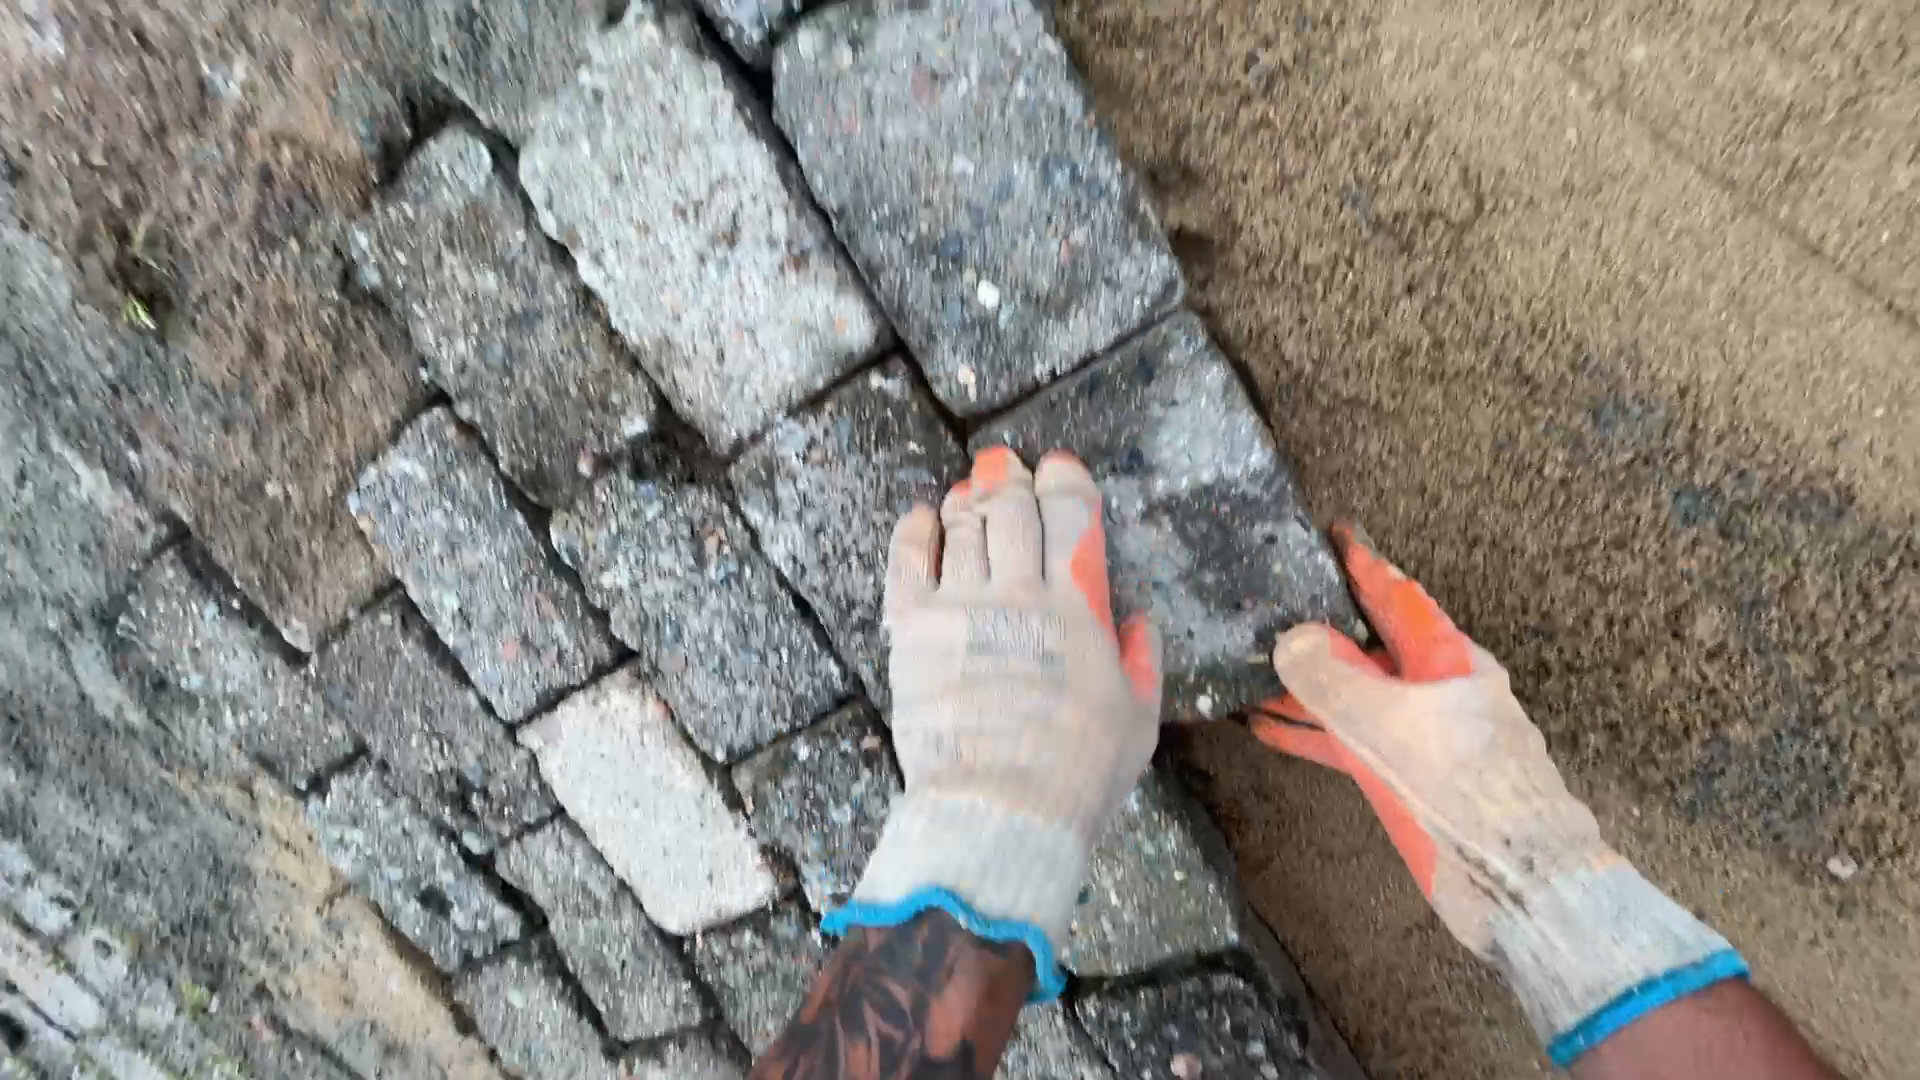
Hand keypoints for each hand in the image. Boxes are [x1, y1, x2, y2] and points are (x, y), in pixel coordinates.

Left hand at [827, 448, 1161, 996]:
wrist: (999, 811)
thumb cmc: (1078, 771)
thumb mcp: (1137, 719)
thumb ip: (1141, 659)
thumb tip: (1136, 616)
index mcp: (1075, 607)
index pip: (1071, 517)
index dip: (1065, 481)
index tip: (1058, 466)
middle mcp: (1017, 593)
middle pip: (1010, 509)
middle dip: (1010, 477)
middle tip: (1005, 464)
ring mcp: (960, 606)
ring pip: (961, 527)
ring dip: (967, 499)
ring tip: (969, 490)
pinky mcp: (913, 628)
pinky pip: (907, 563)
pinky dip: (914, 531)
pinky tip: (921, 515)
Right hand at [1250, 522, 1612, 952]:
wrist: (1514, 883)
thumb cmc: (1459, 787)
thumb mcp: (1384, 720)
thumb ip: (1330, 676)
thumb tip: (1291, 639)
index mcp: (1445, 660)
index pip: (1396, 594)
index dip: (1362, 562)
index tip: (1334, 532)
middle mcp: (1431, 687)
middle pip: (1365, 641)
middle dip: (1317, 624)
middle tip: (1271, 601)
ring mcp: (1416, 730)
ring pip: (1348, 691)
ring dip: (1300, 683)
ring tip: (1248, 667)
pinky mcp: (1402, 769)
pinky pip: (1343, 736)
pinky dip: (1306, 729)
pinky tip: (1262, 726)